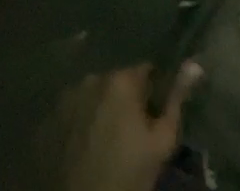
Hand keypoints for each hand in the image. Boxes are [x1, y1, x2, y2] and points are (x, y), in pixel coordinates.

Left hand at [25, 62, 202, 190]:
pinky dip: (79, 124)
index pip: (146, 71)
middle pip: (117, 83)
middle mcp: (90, 79)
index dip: (153, 93)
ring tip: (104, 143)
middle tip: (130, 135)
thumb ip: (176, 99)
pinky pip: (72, 114)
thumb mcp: (161, 142)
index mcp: (120, 81)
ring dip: (101, 111)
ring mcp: (64, 99)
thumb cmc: (126, 175)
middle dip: (125, 102)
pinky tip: (83, 149)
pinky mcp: (45, 121)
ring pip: (93, 97)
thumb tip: (194, 63)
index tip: (153, 117)